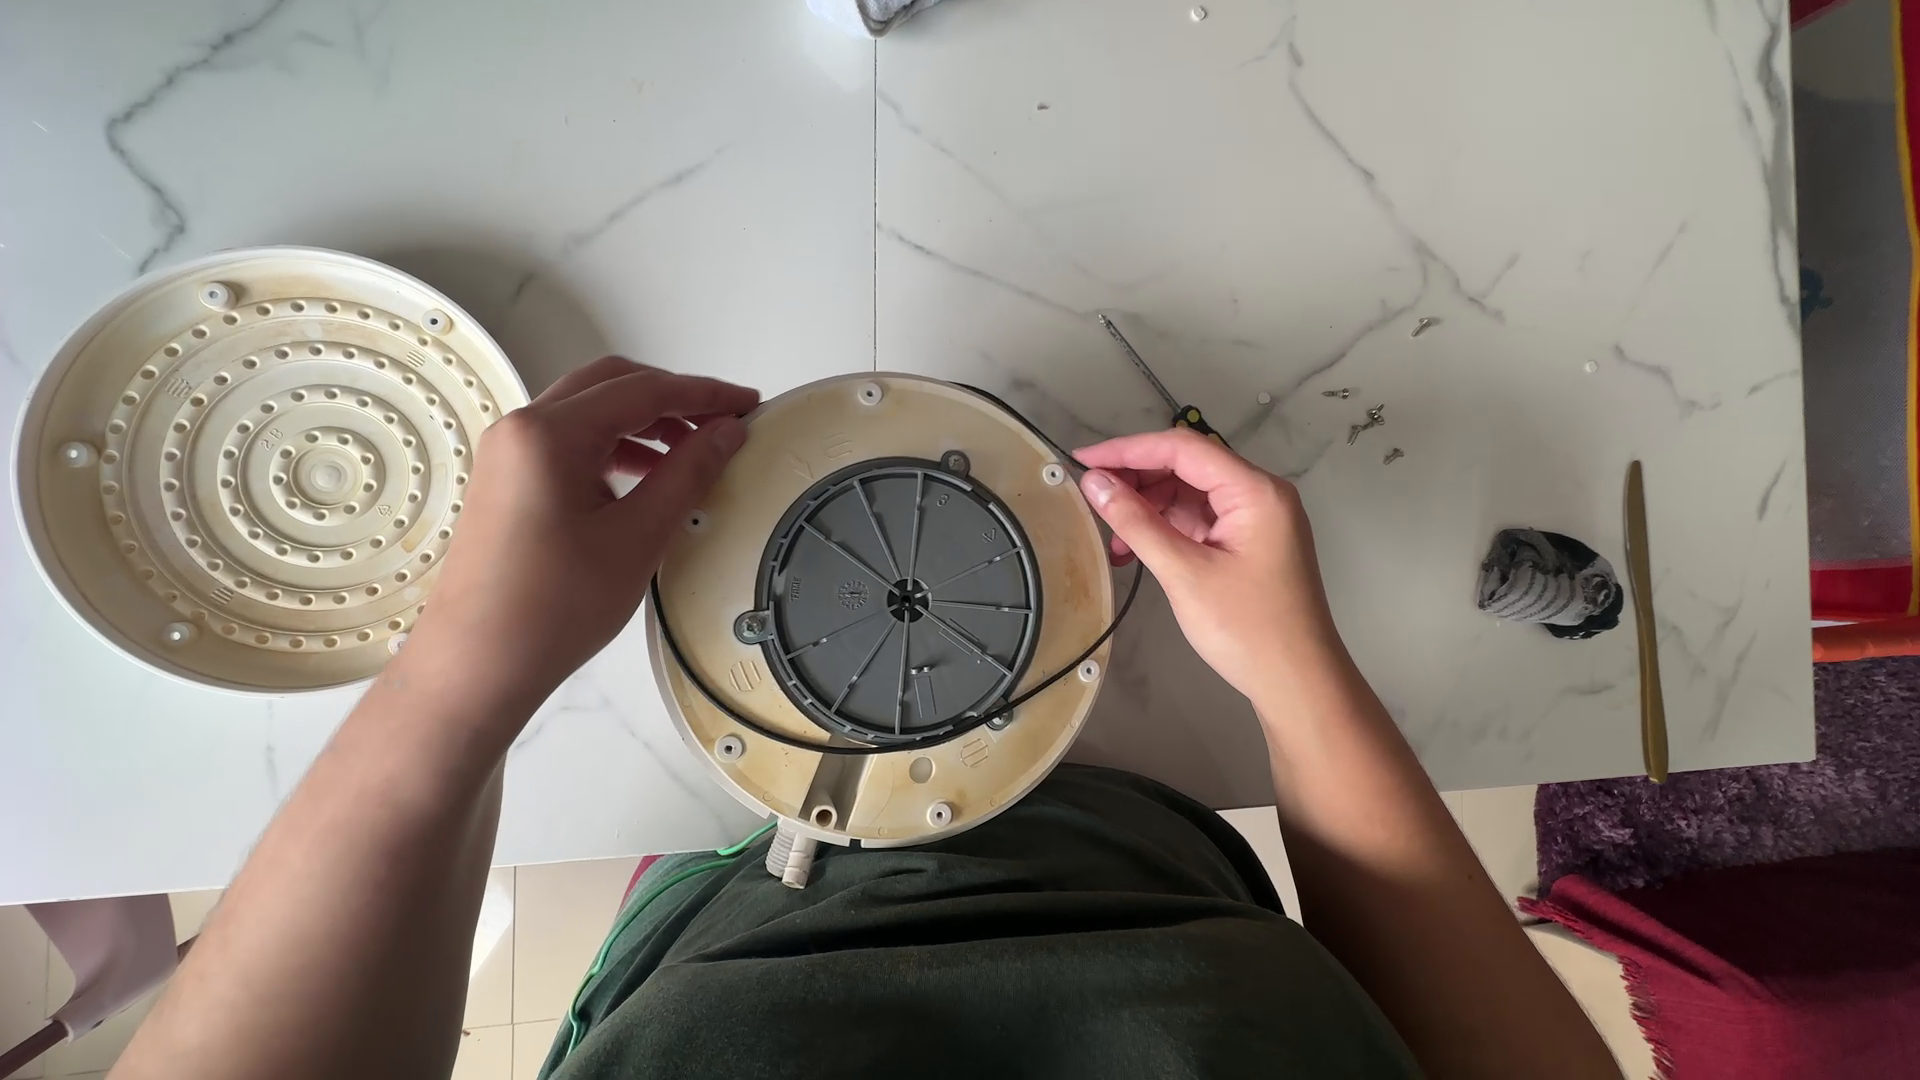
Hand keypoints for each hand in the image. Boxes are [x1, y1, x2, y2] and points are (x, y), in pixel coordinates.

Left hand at [404, 357, 756, 708]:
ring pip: (590, 412)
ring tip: (693, 451)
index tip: (748, 403)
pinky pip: (571, 443)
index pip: (642, 390)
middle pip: (611, 385)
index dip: (704, 393)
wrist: (479, 664)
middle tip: (722, 421)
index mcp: (550, 433)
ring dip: (646, 421)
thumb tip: (729, 431)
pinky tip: (648, 476)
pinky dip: (617, 446)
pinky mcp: (508, 480)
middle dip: (674, 397)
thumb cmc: (559, 603)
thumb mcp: (639, 535)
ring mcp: (509, 453)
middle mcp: (522, 428)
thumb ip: (689, 472)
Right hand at [1074, 429, 1346, 700]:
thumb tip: (1093, 482)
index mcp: (1254, 490)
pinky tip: (1134, 550)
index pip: (1182, 448)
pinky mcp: (1246, 542)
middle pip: (1186, 466)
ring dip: (1146, 509)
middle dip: (1136, 480)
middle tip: (1091, 500)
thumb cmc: (1246, 628)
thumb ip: (1136, 523)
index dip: (1127, 449)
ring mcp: (1254, 519)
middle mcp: (1258, 494)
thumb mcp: (1184, 573)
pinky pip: (1198, 520)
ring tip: (1111, 538)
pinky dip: (1164, 529)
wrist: (1298, 683)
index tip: (1081, 459)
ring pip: (1188, 494)